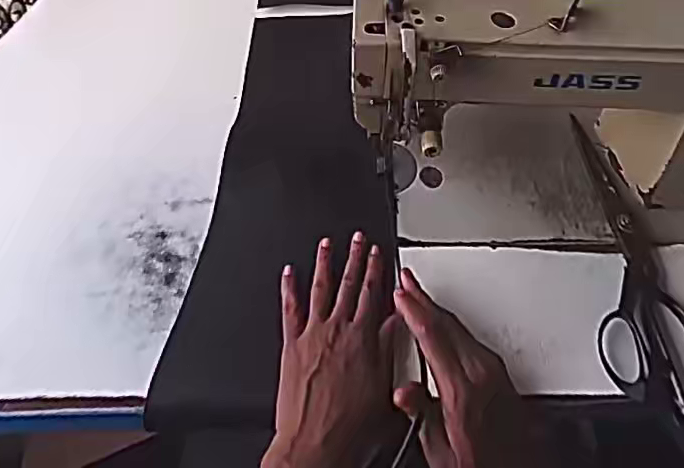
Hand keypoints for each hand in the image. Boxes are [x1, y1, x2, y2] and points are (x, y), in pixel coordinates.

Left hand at [264, 233, 397, 467]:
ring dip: (324, 263)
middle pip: (349, 284)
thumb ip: (389, 350)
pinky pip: (289, 309)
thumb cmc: (349, 428)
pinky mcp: (291, 345)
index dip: (375, 269)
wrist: (313, 448)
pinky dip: (288, 288)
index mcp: (362, 338)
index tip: (377, 252)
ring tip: (326, 244)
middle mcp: (337, 329)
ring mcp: (313, 334)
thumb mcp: (383, 389)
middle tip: (357, 237)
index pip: (372, 293)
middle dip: (355, 257)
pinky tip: (288, 272)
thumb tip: (395, 322)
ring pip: (320, 288)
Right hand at [391, 267, 554, 467]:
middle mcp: (482, 373)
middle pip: (447, 323)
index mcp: (462, 391)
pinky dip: (451, 323)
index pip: (433, 335)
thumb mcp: (442, 454)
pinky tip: (441, 322)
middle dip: (424, 298)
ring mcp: (494, 371)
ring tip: (419, 295)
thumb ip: (422, 415)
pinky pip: (470, 337)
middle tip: (407, 279)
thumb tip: (402, 391)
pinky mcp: (501, 372)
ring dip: (437, 308)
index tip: (400, 293)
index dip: (414, 310)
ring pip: (459, 327)